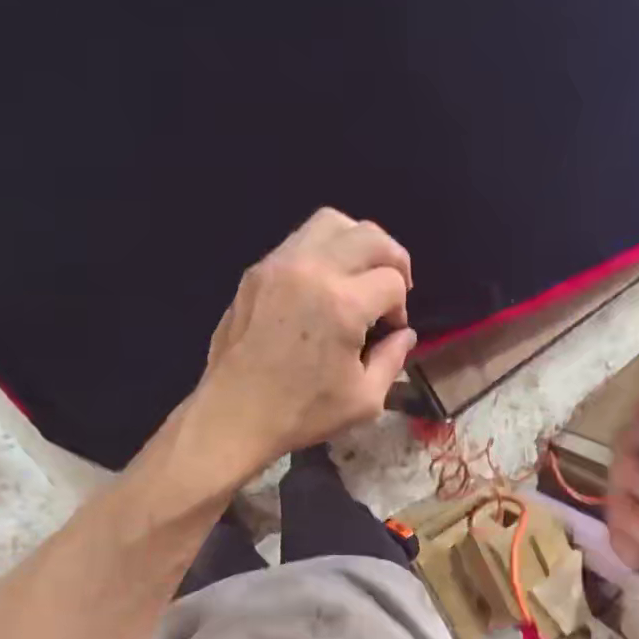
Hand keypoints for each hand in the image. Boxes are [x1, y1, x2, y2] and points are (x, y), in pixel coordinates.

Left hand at [187, 208, 416, 474]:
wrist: (234, 414)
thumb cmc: (301, 413)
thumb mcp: (363, 400)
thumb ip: (392, 360)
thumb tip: (404, 334)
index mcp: (342, 304)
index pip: (392, 281)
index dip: (400, 306)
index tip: (390, 331)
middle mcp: (312, 270)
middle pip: (370, 236)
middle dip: (393, 259)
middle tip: (392, 288)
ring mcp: (279, 265)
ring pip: (331, 223)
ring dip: (357, 242)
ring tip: (359, 273)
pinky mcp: (256, 272)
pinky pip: (298, 240)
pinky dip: (322, 251)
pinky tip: (322, 284)